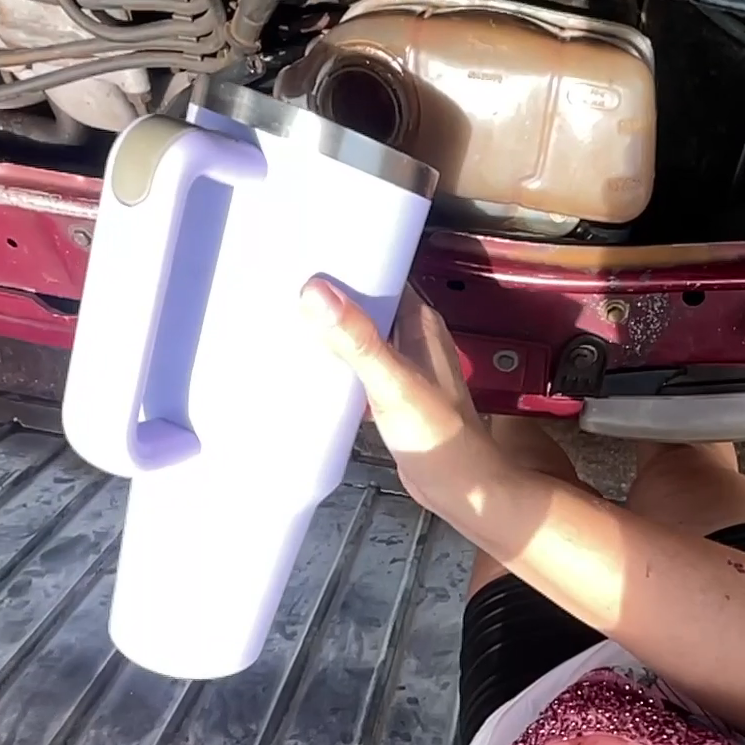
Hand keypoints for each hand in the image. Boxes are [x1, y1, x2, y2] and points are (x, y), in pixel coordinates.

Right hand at [300, 278, 502, 509]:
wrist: (460, 489)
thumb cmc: (441, 437)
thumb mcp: (394, 383)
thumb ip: (359, 341)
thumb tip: (317, 293)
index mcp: (420, 323)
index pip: (382, 274)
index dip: (347, 264)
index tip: (305, 255)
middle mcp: (412, 340)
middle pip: (366, 306)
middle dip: (330, 300)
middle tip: (283, 290)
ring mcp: (402, 369)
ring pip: (360, 340)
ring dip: (332, 337)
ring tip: (286, 324)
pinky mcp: (390, 397)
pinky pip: (358, 373)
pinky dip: (337, 370)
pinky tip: (309, 372)